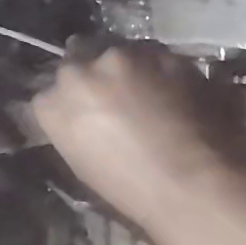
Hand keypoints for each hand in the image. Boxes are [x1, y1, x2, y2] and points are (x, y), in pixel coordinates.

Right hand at [31, 44, 241, 231]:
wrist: (193, 181)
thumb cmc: (134, 190)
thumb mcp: (85, 164)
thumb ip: (75, 127)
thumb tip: (88, 117)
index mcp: (53, 103)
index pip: (52, 92)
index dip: (75, 102)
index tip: (90, 116)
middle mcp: (83, 70)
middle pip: (84, 61)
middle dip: (99, 78)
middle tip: (121, 102)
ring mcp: (126, 56)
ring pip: (123, 55)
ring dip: (133, 71)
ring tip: (154, 98)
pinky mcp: (165, 54)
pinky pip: (158, 59)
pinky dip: (164, 73)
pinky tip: (179, 96)